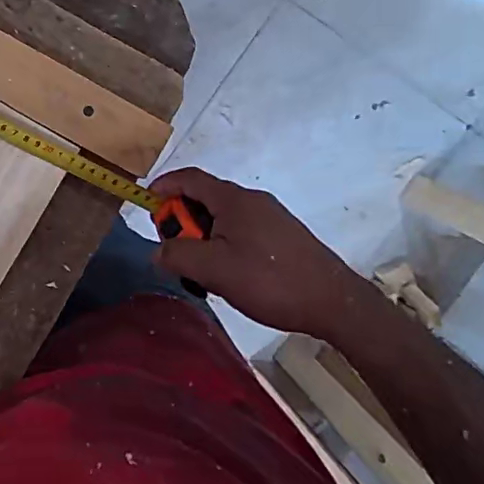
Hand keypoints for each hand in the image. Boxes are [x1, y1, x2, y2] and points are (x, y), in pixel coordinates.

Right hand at [150, 168, 382, 340]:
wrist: (336, 305)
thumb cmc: (270, 281)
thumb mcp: (212, 269)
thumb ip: (176, 255)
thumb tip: (158, 252)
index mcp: (234, 200)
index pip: (190, 178)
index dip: (164, 186)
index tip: (147, 203)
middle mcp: (253, 201)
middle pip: (204, 198)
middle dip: (181, 219)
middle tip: (174, 249)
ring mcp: (271, 218)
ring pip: (222, 217)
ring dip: (202, 236)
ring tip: (200, 269)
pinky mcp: (283, 236)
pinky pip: (240, 230)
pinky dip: (222, 243)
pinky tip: (227, 274)